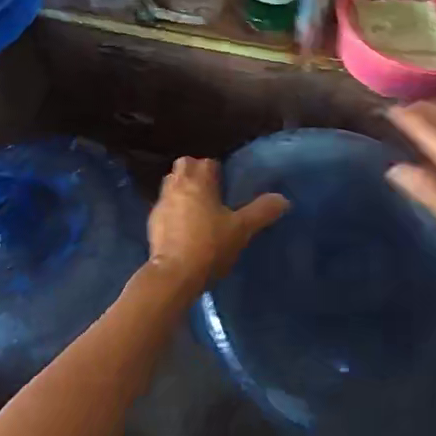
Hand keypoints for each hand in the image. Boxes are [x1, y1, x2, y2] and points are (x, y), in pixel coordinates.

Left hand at [147, 157, 288, 287]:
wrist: (174, 274)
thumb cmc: (210, 246)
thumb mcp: (241, 229)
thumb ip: (261, 211)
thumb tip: (283, 199)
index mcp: (198, 181)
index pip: (207, 162)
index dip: (217, 171)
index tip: (226, 185)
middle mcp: (177, 185)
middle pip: (184, 166)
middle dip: (195, 173)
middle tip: (211, 192)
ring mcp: (161, 203)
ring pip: (171, 184)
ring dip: (182, 190)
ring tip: (198, 208)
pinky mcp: (152, 221)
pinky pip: (165, 206)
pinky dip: (173, 210)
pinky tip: (184, 227)